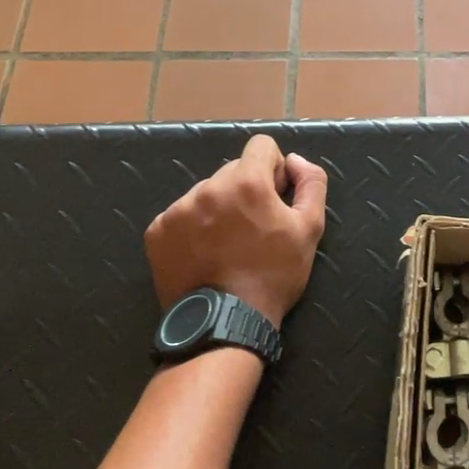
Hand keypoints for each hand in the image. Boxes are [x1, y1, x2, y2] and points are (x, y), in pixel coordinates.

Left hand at [144, 134, 327, 324]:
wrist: (224, 323)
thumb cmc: (274, 275)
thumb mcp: (310, 228)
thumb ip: (311, 182)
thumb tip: (294, 160)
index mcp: (247, 181)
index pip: (261, 145)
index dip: (273, 168)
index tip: (275, 197)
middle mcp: (208, 187)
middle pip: (233, 170)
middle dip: (246, 189)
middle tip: (253, 227)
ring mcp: (178, 209)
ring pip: (207, 192)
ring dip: (219, 208)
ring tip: (227, 245)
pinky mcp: (157, 231)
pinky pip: (182, 215)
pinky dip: (194, 228)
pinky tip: (204, 253)